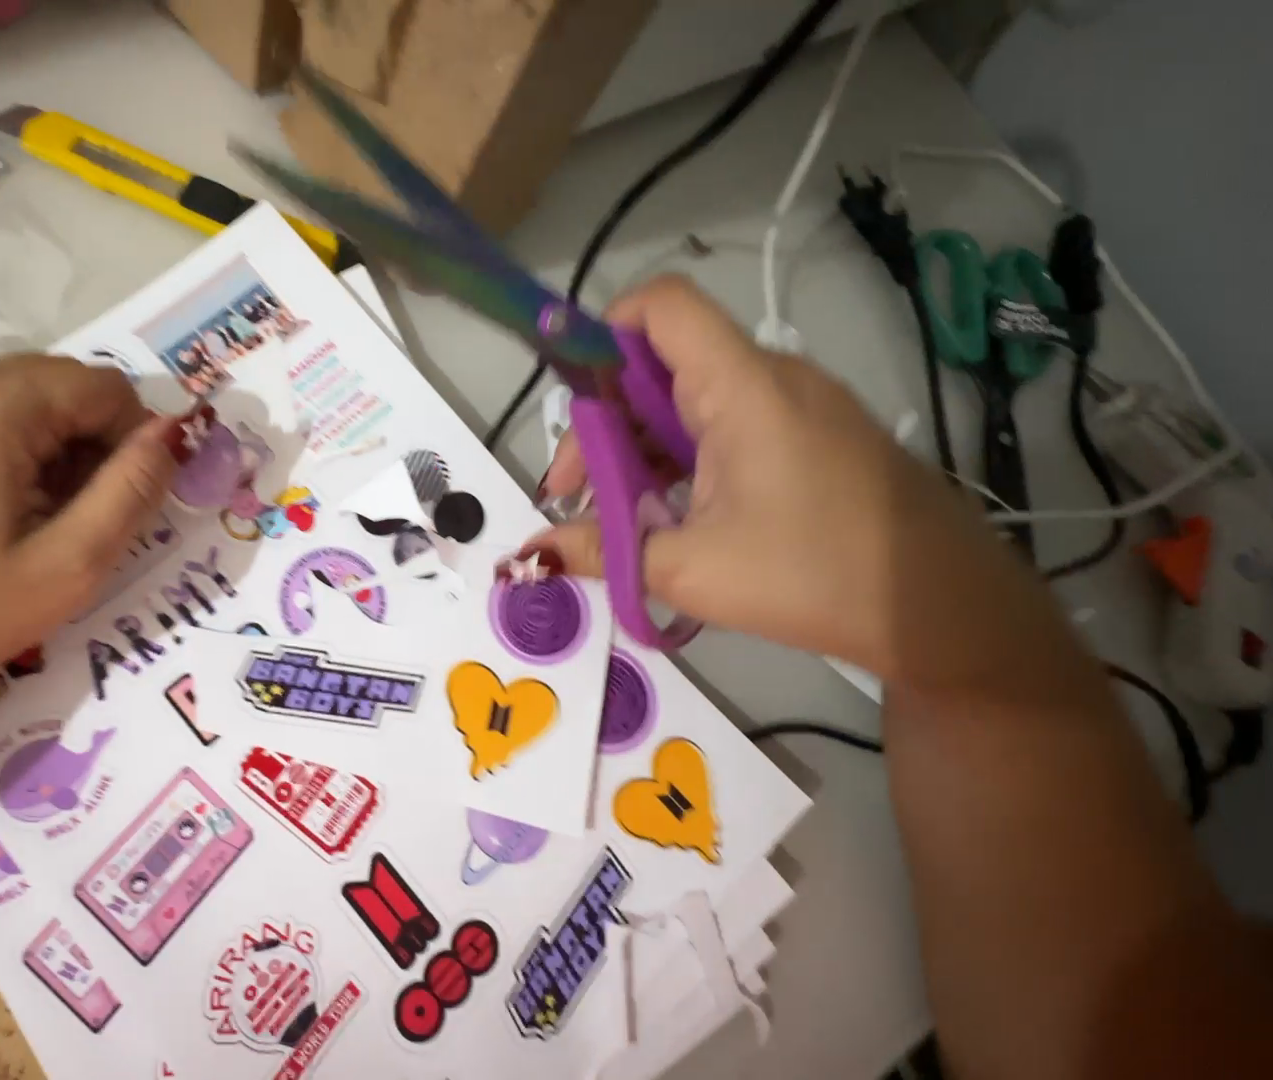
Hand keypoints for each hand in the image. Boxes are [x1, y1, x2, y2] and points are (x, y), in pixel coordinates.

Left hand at [0, 356, 187, 795]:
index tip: (126, 498)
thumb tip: (172, 432)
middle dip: (86, 437)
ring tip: (30, 517)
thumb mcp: (70, 567)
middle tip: (81, 513)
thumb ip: (132, 490)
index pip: (101, 385)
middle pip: (52, 383)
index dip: (133, 436)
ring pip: (4, 397)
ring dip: (40, 442)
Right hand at [530, 276, 1062, 686]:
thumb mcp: (688, 568)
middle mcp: (768, 378)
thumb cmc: (813, 575)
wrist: (944, 610)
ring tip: (614, 516)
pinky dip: (678, 459)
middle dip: (602, 421)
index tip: (571, 400)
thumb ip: (598, 550)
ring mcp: (793, 407)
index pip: (662, 306)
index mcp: (740, 387)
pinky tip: (665, 515)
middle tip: (575, 495)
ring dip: (637, 448)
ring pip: (687, 399)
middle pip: (659, 362)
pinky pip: (722, 425)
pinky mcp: (807, 436)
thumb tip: (527, 554)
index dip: (604, 330)